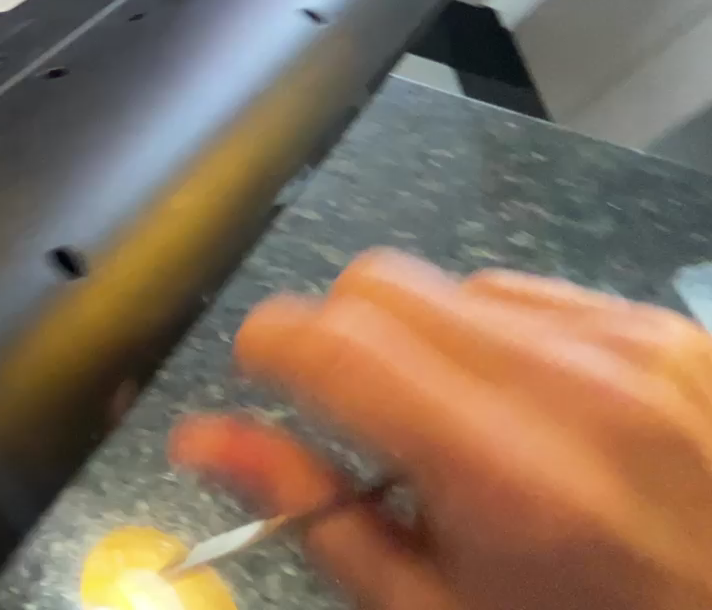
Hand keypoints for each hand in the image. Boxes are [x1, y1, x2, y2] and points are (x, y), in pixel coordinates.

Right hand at [171, 250, 711, 609]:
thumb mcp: (432, 604)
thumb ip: (306, 507)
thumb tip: (195, 438)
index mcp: (505, 474)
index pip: (326, 339)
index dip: (267, 345)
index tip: (267, 375)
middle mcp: (573, 391)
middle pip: (368, 286)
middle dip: (333, 331)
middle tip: (359, 401)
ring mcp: (633, 350)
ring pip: (431, 282)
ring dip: (409, 333)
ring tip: (457, 410)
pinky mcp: (666, 330)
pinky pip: (510, 289)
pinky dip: (485, 331)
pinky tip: (524, 399)